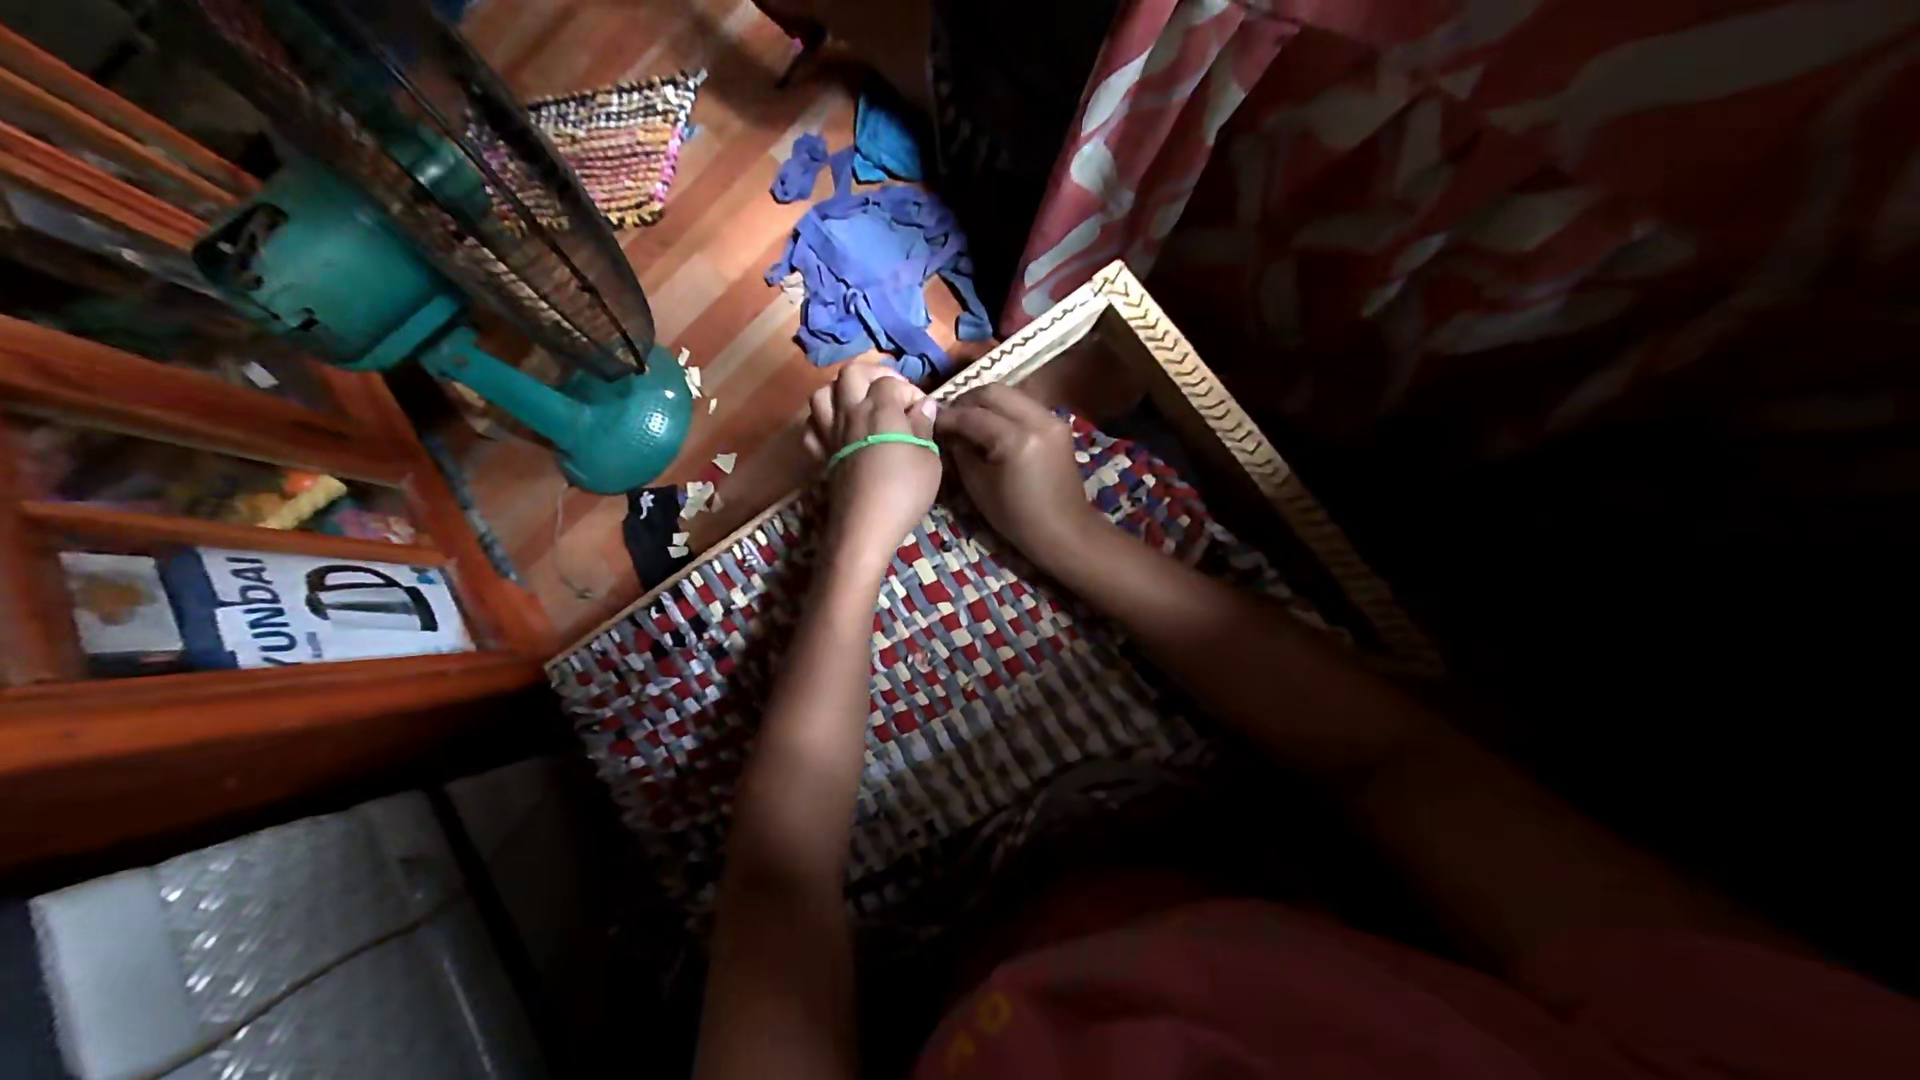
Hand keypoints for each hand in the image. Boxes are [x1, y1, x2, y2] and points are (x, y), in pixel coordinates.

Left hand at [805, 364, 941, 572]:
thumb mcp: (929, 459)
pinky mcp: (821, 454)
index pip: (891, 382)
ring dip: (841, 392)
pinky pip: (811, 426)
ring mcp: (831, 432)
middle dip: (872, 376)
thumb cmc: (904, 491)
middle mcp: (850, 412)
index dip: (909, 390)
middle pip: (851, 373)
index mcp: (880, 408)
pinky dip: (821, 421)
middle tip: (889, 392)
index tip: (922, 411)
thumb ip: (924, 427)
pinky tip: (837, 429)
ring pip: (823, 393)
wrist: (866, 525)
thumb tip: (924, 405)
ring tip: (859, 404)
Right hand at [932, 384, 1106, 570]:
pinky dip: (1005, 409)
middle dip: (966, 401)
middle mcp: (1037, 420)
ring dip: (986, 402)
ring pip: (1010, 393)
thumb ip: (961, 451)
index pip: (972, 415)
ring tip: (969, 420)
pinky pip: (1024, 405)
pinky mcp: (1058, 424)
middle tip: (950, 417)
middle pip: (992, 392)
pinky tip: (992, 426)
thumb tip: (949, 431)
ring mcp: (1052, 419)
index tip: (931, 422)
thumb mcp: (978, 487)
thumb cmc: (1017, 518)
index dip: (948, 417)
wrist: (1065, 530)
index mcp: (1016, 440)